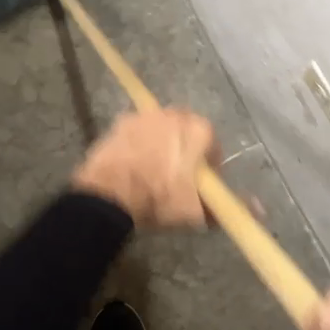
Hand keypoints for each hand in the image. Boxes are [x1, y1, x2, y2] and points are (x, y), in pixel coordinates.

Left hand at [70, 108, 214, 227]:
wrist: (111, 193)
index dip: (208, 164)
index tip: (202, 181)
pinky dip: (137, 144)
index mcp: (199, 130)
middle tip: (178, 174)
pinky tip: (133, 164)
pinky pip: (136, 132)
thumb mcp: (193, 213)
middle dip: (185, 148)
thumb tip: (218, 214)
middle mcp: (175, 114)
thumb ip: (213, 209)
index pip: (212, 144)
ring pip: (160, 128)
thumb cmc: (160, 198)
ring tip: (153, 169)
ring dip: (160, 143)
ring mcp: (145, 116)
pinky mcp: (120, 122)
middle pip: (186, 131)